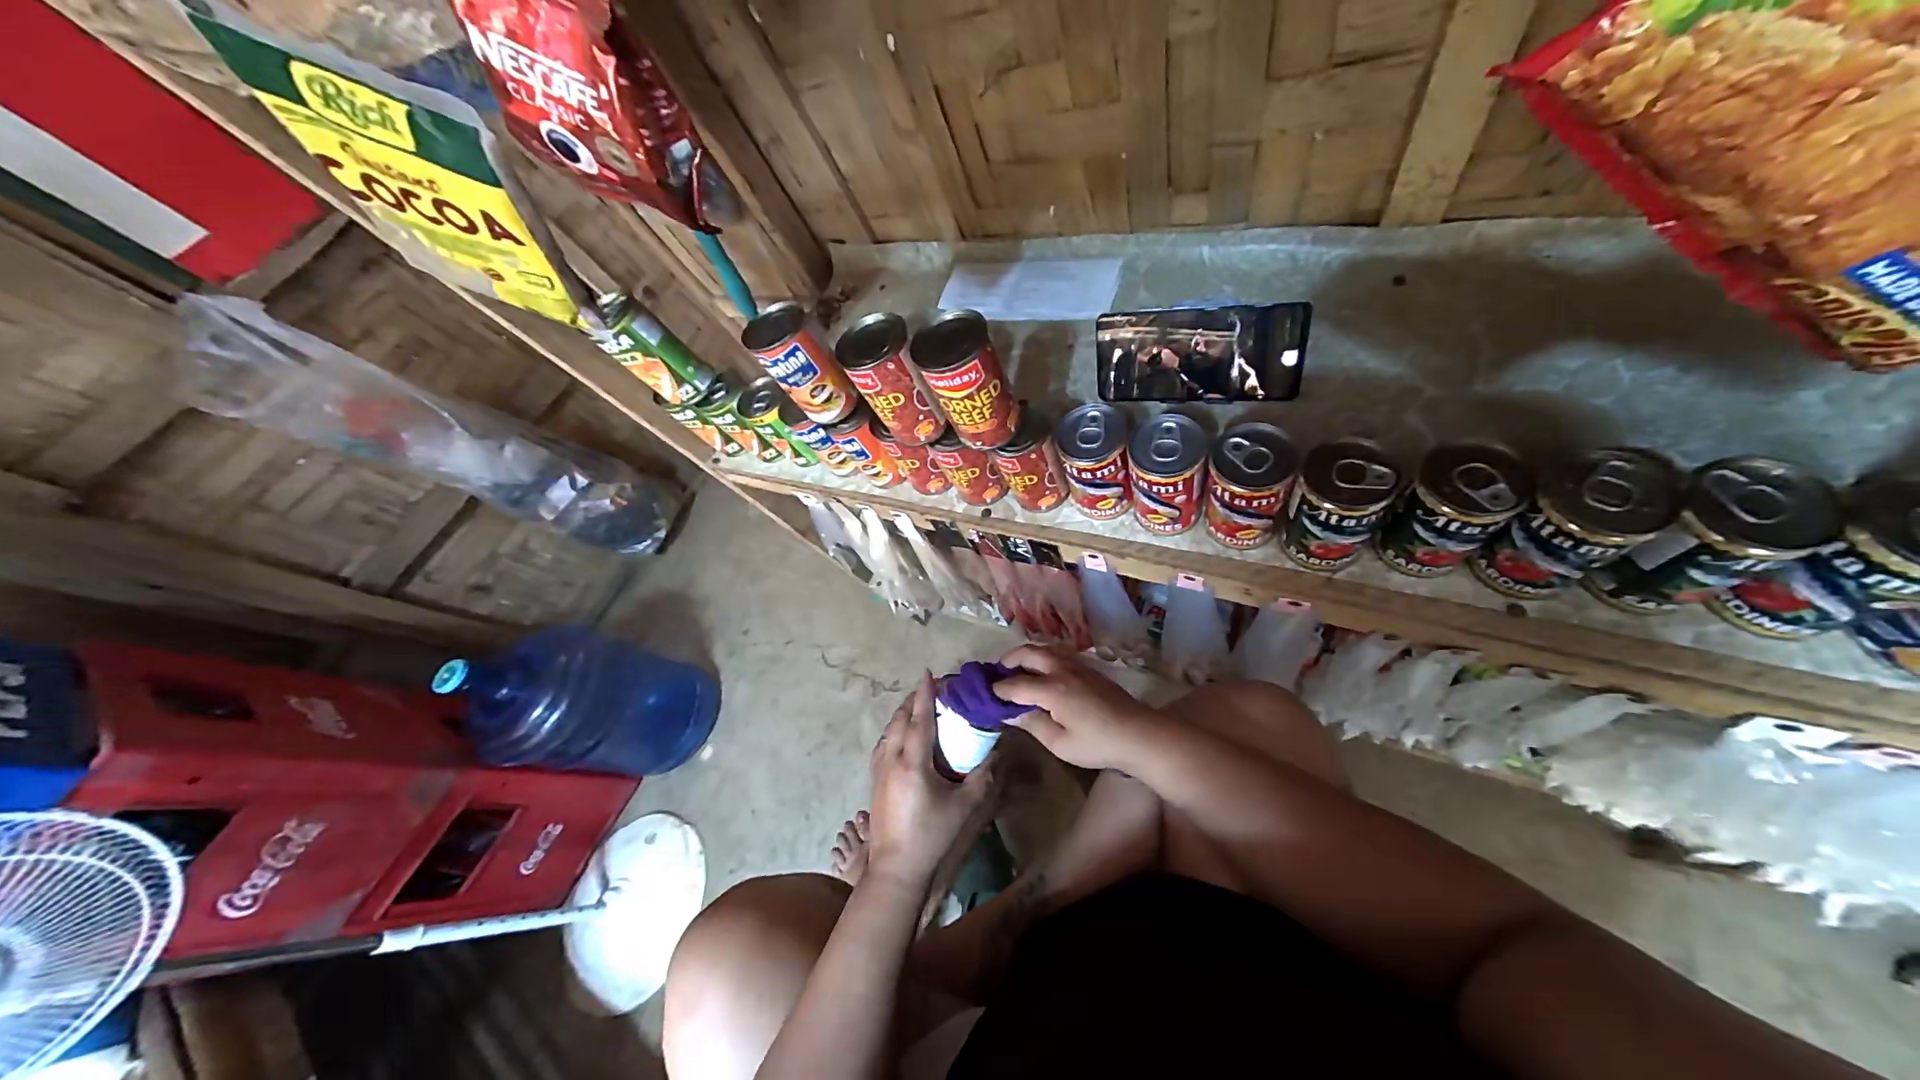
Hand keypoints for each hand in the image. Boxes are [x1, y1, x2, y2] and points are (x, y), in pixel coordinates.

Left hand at [865, 674, 993, 887]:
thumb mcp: (964, 807)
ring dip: (901, 715)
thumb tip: (994, 753)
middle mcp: (892, 760)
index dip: (925, 695)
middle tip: (930, 688)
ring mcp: (879, 771)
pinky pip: (882, 746)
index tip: (929, 673)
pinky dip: (893, 732)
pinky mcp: (874, 782)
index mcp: (913, 762)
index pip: (919, 719)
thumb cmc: (932, 836)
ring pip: (887, 733)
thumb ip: (981, 777)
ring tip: (916, 707)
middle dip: (913, 700)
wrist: (897, 868)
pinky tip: (901, 737)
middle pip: (899, 721)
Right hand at [994, 645, 1158, 771]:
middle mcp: (1062, 670)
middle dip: (1009, 660)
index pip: (1015, 684)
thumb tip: (1010, 712)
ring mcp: (1078, 666)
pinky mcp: (1090, 669)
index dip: (998, 689)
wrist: (1139, 734)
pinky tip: (1043, 673)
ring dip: (1027, 656)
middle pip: (1029, 653)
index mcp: (1052, 689)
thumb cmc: (1098, 744)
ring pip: (1045, 649)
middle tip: (998, 673)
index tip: (986, 694)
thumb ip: (1032, 724)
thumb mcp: (1059, 743)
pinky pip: (1059, 654)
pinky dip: (1043, 658)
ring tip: (1018, 670)